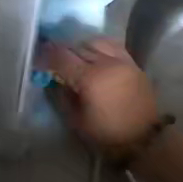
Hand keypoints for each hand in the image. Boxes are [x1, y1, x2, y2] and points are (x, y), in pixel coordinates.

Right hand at [35, 38, 160, 154]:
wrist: (144, 139)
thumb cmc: (107, 134)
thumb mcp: (76, 121)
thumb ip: (63, 96)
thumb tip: (56, 80)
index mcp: (89, 78)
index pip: (61, 57)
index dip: (46, 56)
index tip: (38, 61)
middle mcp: (105, 63)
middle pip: (77, 46)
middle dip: (62, 52)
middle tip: (53, 61)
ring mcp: (121, 61)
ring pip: (94, 42)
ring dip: (80, 48)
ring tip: (75, 59)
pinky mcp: (132, 63)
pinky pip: (112, 45)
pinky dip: (99, 47)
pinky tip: (95, 56)